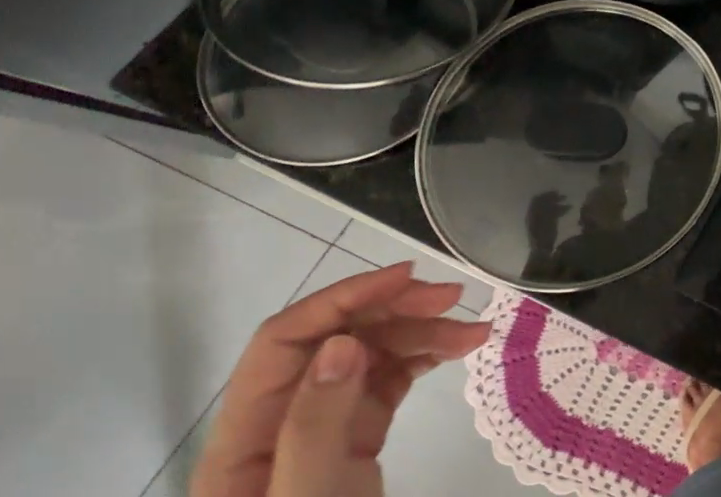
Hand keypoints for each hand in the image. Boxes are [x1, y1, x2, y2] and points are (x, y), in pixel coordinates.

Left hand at [193, 262, 491, 496]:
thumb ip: (316, 425)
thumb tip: (344, 342)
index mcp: (245, 434)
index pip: (284, 342)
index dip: (343, 298)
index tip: (407, 278)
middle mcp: (278, 422)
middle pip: (331, 340)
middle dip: (393, 310)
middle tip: (455, 300)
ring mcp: (317, 431)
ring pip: (366, 356)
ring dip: (420, 333)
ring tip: (474, 334)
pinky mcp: (352, 442)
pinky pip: (385, 383)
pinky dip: (421, 358)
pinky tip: (454, 352)